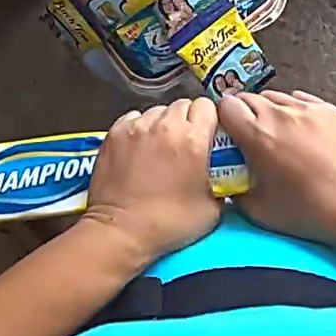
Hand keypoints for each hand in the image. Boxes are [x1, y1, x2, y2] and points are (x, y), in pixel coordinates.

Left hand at [84, 98, 222, 264]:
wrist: (121, 230)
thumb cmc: (168, 224)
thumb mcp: (212, 210)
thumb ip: (220, 182)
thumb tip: (219, 175)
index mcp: (193, 139)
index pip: (206, 106)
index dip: (209, 118)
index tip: (208, 132)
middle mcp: (165, 125)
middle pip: (182, 105)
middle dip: (187, 119)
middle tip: (185, 141)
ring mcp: (137, 126)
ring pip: (157, 110)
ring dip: (162, 122)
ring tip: (160, 144)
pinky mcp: (115, 132)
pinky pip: (133, 118)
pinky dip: (139, 127)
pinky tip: (139, 146)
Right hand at [218, 90, 335, 246]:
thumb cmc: (305, 213)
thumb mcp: (256, 210)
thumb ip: (232, 189)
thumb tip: (222, 178)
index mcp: (257, 136)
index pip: (226, 105)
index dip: (223, 117)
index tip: (228, 131)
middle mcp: (279, 116)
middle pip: (247, 97)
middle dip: (243, 113)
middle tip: (248, 134)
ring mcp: (305, 110)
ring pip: (273, 96)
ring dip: (267, 110)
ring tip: (275, 133)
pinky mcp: (327, 110)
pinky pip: (298, 98)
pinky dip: (292, 109)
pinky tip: (296, 130)